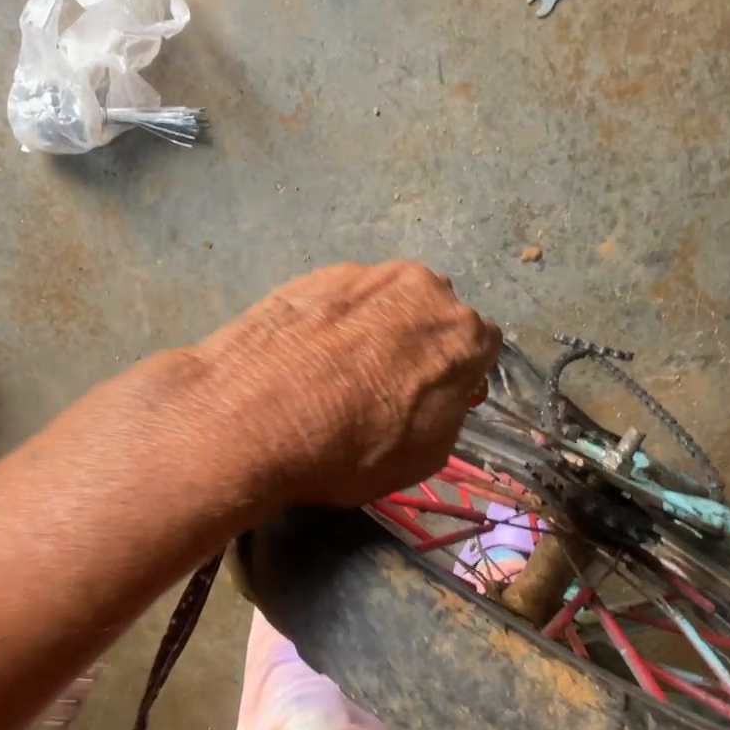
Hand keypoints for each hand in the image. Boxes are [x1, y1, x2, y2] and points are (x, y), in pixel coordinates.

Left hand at [190, 261, 501, 507]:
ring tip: (337, 372)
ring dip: (375, 329)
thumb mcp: (426, 455)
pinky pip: (339, 300)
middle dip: (419, 344)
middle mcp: (420, 287)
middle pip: (432, 315)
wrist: (248, 420)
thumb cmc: (350, 449)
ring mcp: (362, 274)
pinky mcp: (311, 274)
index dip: (460, 375)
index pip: (481, 347)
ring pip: (385, 302)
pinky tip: (304, 357)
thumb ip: (450, 408)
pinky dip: (333, 323)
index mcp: (461, 332)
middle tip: (385, 384)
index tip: (435, 398)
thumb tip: (445, 388)